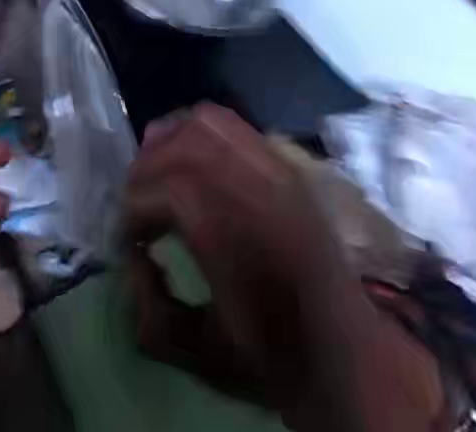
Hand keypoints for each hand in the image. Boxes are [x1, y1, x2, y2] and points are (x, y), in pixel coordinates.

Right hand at [125, 105, 445, 431]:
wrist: (344, 351)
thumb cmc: (270, 354)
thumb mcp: (197, 353)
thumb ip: (146, 309)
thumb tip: (133, 258)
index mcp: (234, 237)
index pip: (161, 189)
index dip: (132, 211)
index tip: (131, 242)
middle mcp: (256, 190)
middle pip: (179, 146)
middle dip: (144, 173)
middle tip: (137, 208)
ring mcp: (275, 169)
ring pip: (204, 122)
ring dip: (168, 143)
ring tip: (157, 176)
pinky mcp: (283, 163)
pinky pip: (230, 122)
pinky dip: (197, 130)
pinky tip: (189, 159)